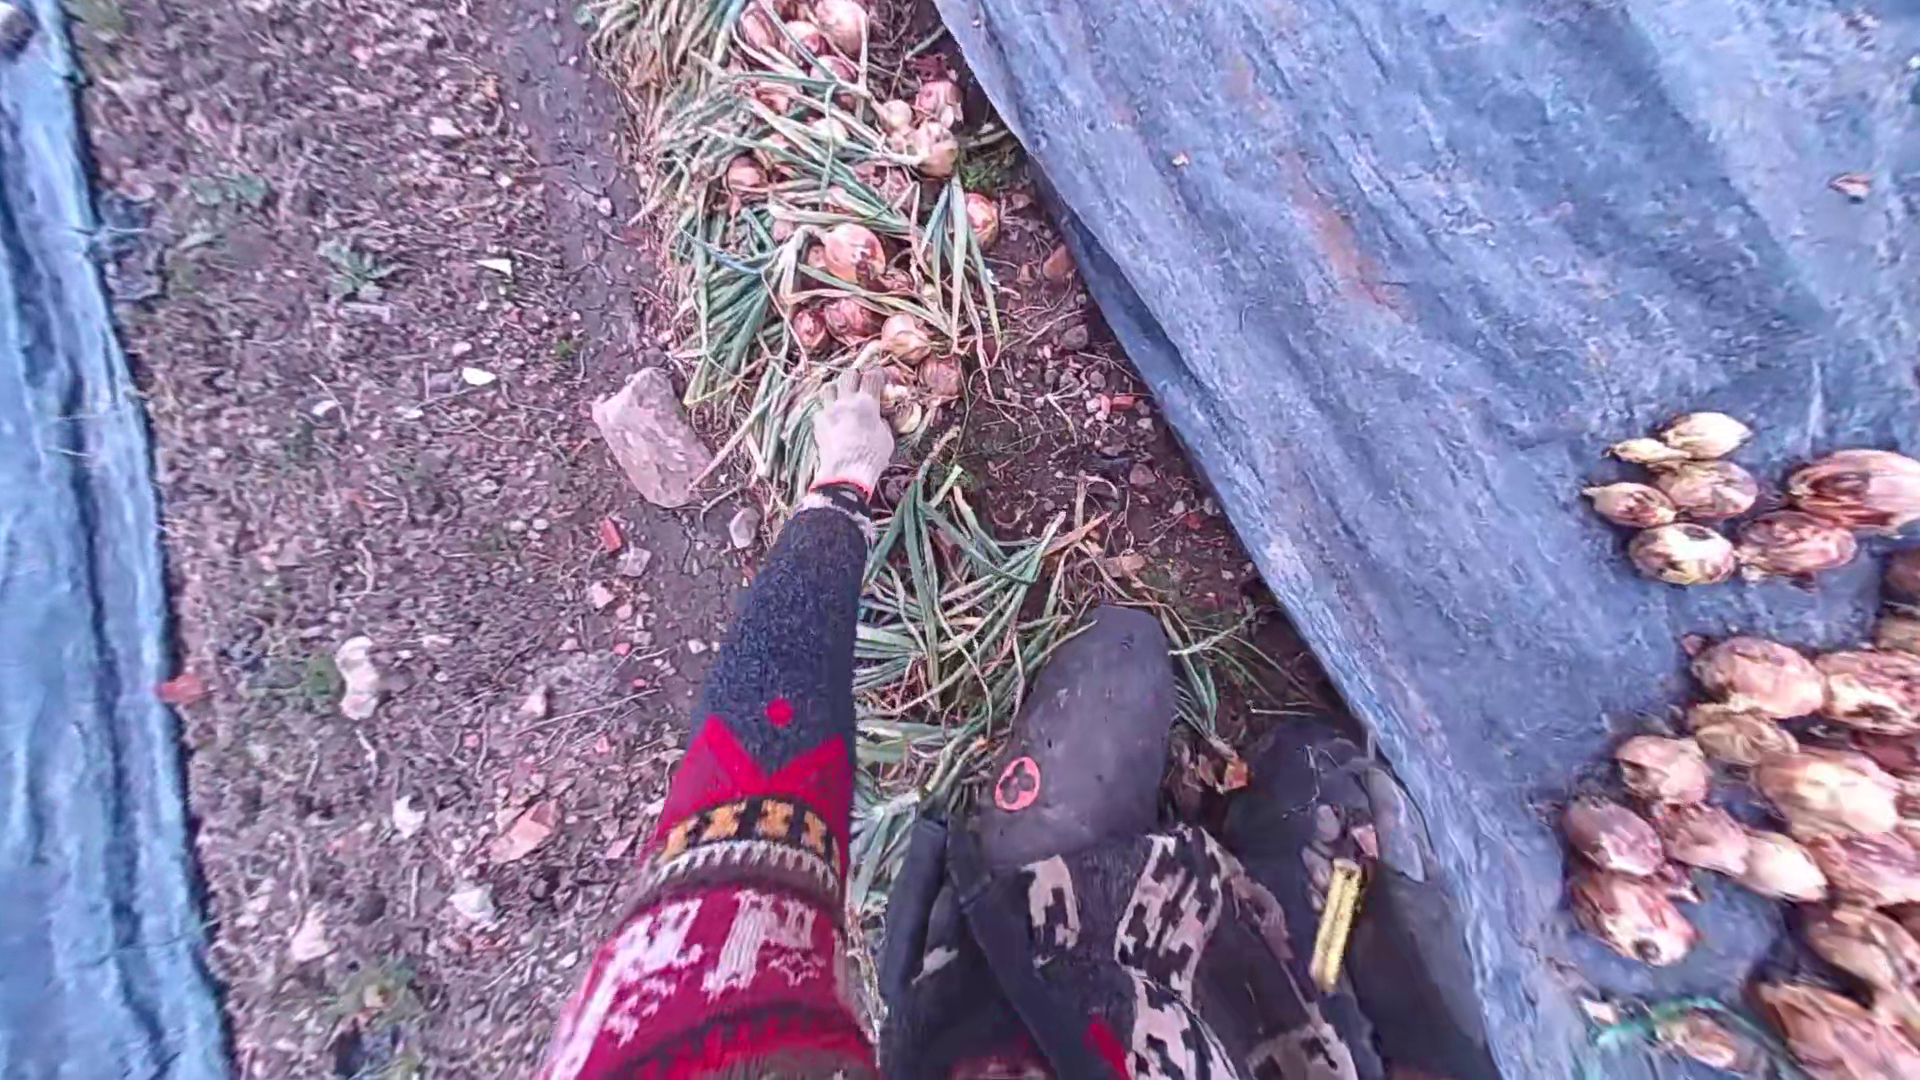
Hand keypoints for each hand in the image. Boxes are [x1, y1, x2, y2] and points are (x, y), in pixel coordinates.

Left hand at [811, 368, 892, 495]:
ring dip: (837, 388)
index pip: (872, 376)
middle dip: (856, 376)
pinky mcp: (817, 423)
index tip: (882, 376)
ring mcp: (829, 411)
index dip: (878, 372)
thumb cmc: (872, 457)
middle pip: (848, 375)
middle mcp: (846, 401)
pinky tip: (832, 418)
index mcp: (867, 403)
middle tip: (861, 383)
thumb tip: (879, 417)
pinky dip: (827, 409)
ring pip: (829, 387)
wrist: (846, 473)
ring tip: (843, 397)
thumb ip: (882, 422)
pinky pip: (820, 408)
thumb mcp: (887, 438)